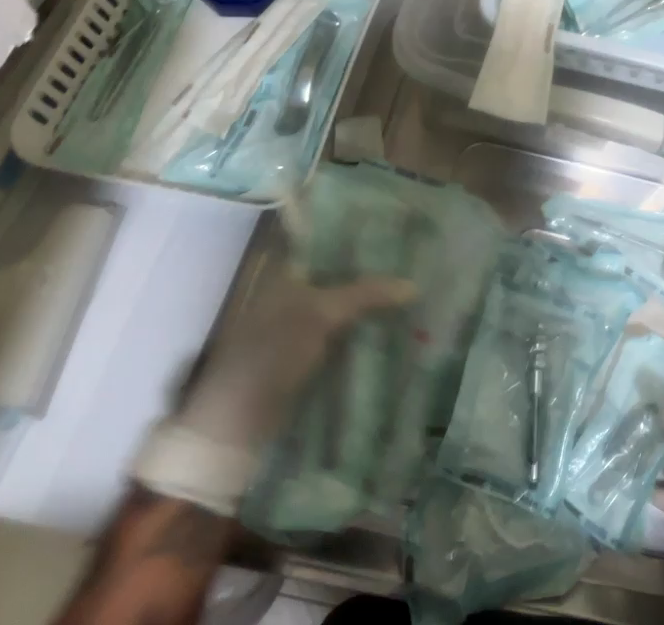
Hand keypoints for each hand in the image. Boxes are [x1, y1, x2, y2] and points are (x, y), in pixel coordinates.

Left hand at [134, 267, 414, 515]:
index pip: (333, 247)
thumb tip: (414, 286)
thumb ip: (366, 294)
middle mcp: (296, 295)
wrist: (239, 423)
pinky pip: (350, 339)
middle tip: (424, 269)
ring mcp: (305, 330)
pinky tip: (404, 334)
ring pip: (351, 311)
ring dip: (379, 309)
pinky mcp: (314, 360)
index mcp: (287, 274)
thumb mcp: (319, 314)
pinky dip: (372, 336)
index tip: (407, 240)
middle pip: (345, 279)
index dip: (367, 243)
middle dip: (379, 278)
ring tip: (423, 300)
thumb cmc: (270, 355)